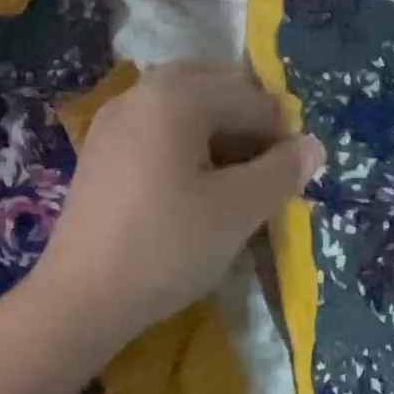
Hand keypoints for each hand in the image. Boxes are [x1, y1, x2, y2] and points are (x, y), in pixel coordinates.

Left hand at [28, 62, 325, 338]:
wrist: (81, 299)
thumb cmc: (165, 249)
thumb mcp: (236, 213)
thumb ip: (280, 174)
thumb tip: (312, 147)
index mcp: (177, 94)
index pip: (251, 98)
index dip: (282, 137)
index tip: (293, 182)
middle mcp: (140, 94)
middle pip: (212, 94)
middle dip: (245, 133)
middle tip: (263, 183)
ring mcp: (111, 126)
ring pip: (181, 118)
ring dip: (215, 145)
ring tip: (230, 195)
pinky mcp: (97, 161)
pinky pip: (153, 142)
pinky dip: (181, 158)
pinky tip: (189, 201)